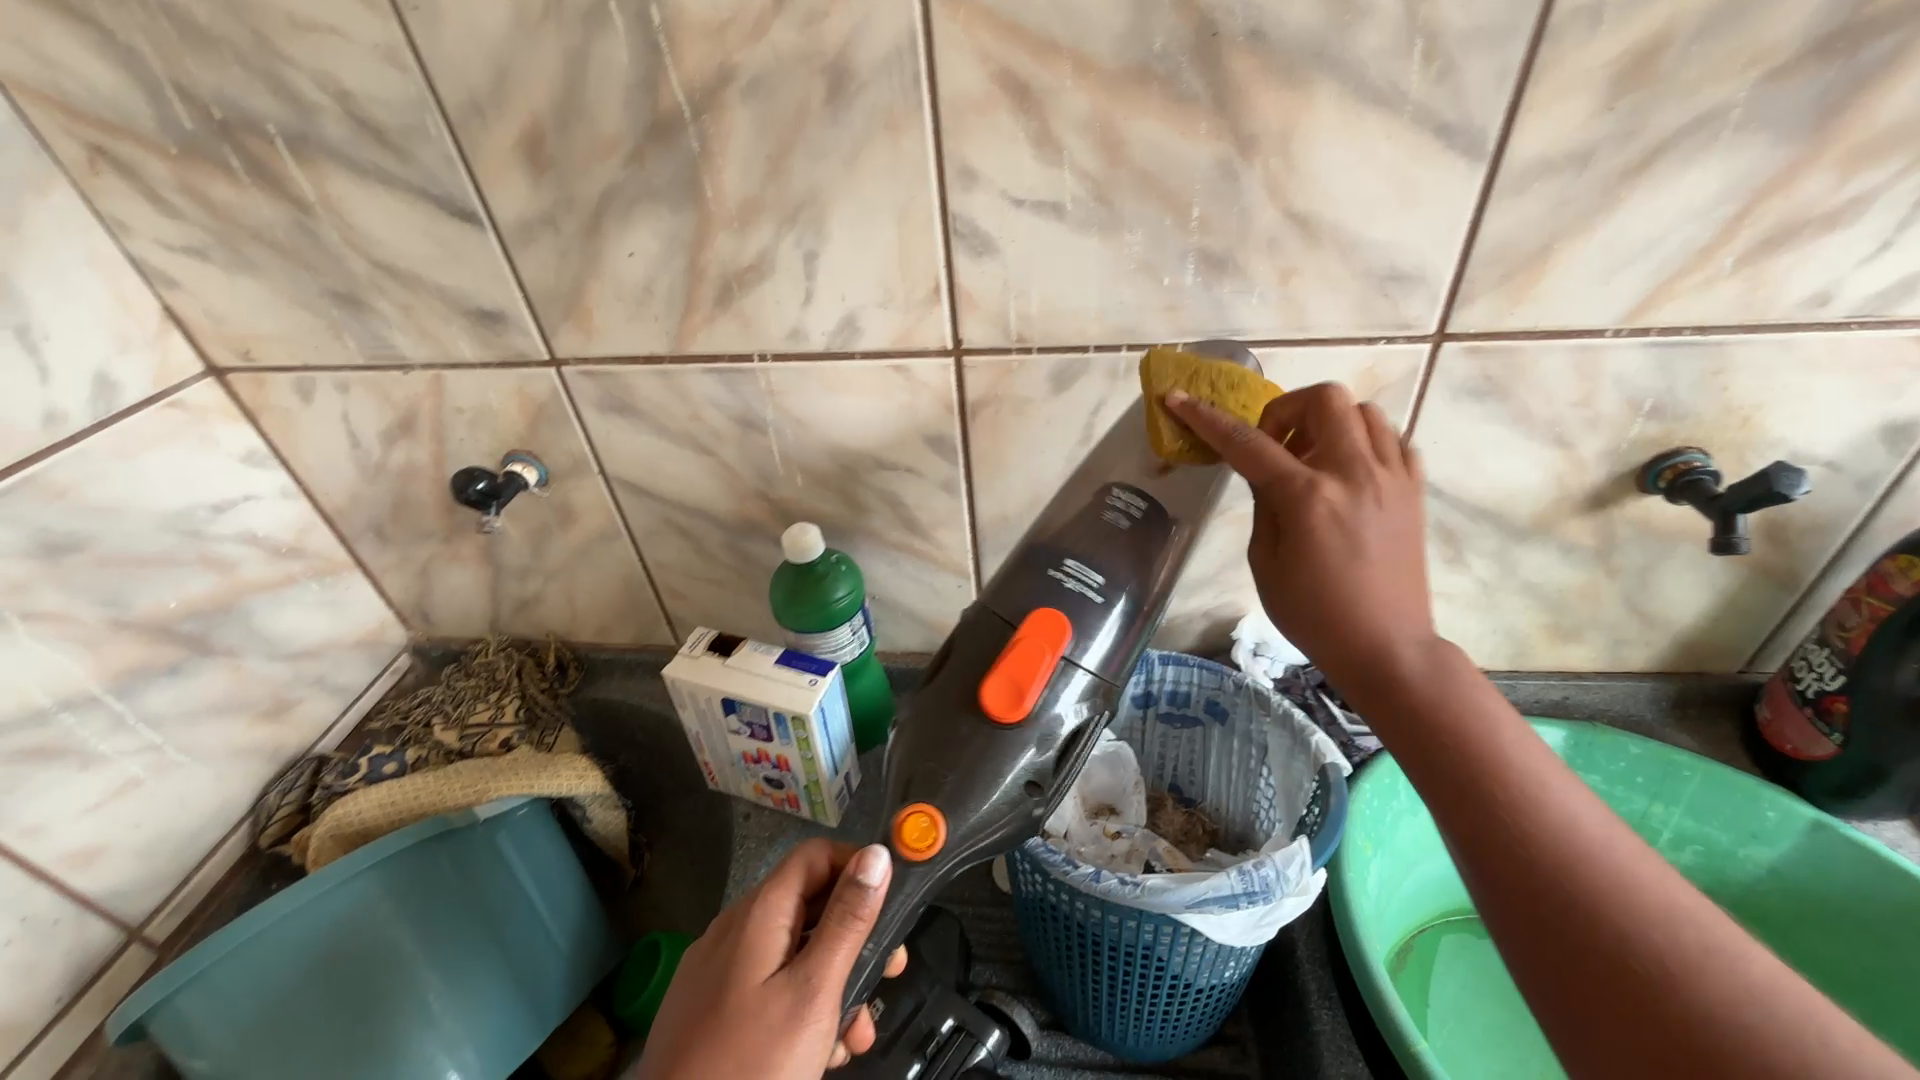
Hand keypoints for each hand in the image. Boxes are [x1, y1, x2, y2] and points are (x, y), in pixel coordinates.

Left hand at [635, 840, 908, 1078]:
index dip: (858, 868)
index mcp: (758, 914)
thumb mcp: (813, 992)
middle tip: (888, 978)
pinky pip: (769, 986)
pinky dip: (802, 1006)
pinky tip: (819, 1051)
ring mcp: (718, 970)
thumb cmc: (752, 1063)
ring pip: (793, 953)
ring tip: (854, 1036)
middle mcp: (735, 929)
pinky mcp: (711, 1008)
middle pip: (809, 906)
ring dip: (835, 983)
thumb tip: (876, 853)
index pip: (816, 855)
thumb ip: (847, 921)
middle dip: (855, 939)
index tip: (892, 909)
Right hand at [1164, 382, 1438, 686]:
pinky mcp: (1414, 490)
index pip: (1248, 443)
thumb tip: (1264, 471)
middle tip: (1275, 448)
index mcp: (1308, 497)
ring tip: (1313, 460)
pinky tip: (1348, 473)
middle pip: (1323, 399)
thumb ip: (1263, 505)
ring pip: (1364, 410)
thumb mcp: (1266, 563)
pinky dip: (1364, 442)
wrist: (1386, 646)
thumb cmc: (1313, 614)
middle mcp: (1354, 473)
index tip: (1179, 398)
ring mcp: (1392, 477)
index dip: (1207, 418)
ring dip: (1329, 423)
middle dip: (1287, 411)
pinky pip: (1392, 439)